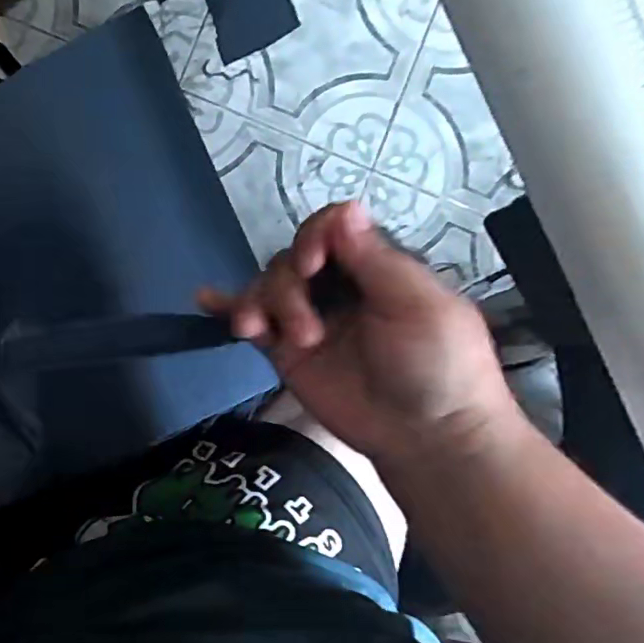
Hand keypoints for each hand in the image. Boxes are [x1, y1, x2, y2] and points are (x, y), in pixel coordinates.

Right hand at [199, 202, 523, 466]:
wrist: (424, 434)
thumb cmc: (438, 365)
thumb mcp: (418, 305)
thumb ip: (376, 259)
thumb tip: (344, 207)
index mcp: (375, 267)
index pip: (331, 229)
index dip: (314, 236)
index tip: (313, 265)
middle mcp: (337, 287)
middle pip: (290, 260)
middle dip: (289, 287)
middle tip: (308, 332)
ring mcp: (308, 319)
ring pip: (267, 288)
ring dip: (261, 305)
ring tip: (270, 337)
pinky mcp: (285, 352)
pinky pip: (252, 321)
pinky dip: (227, 307)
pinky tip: (206, 300)